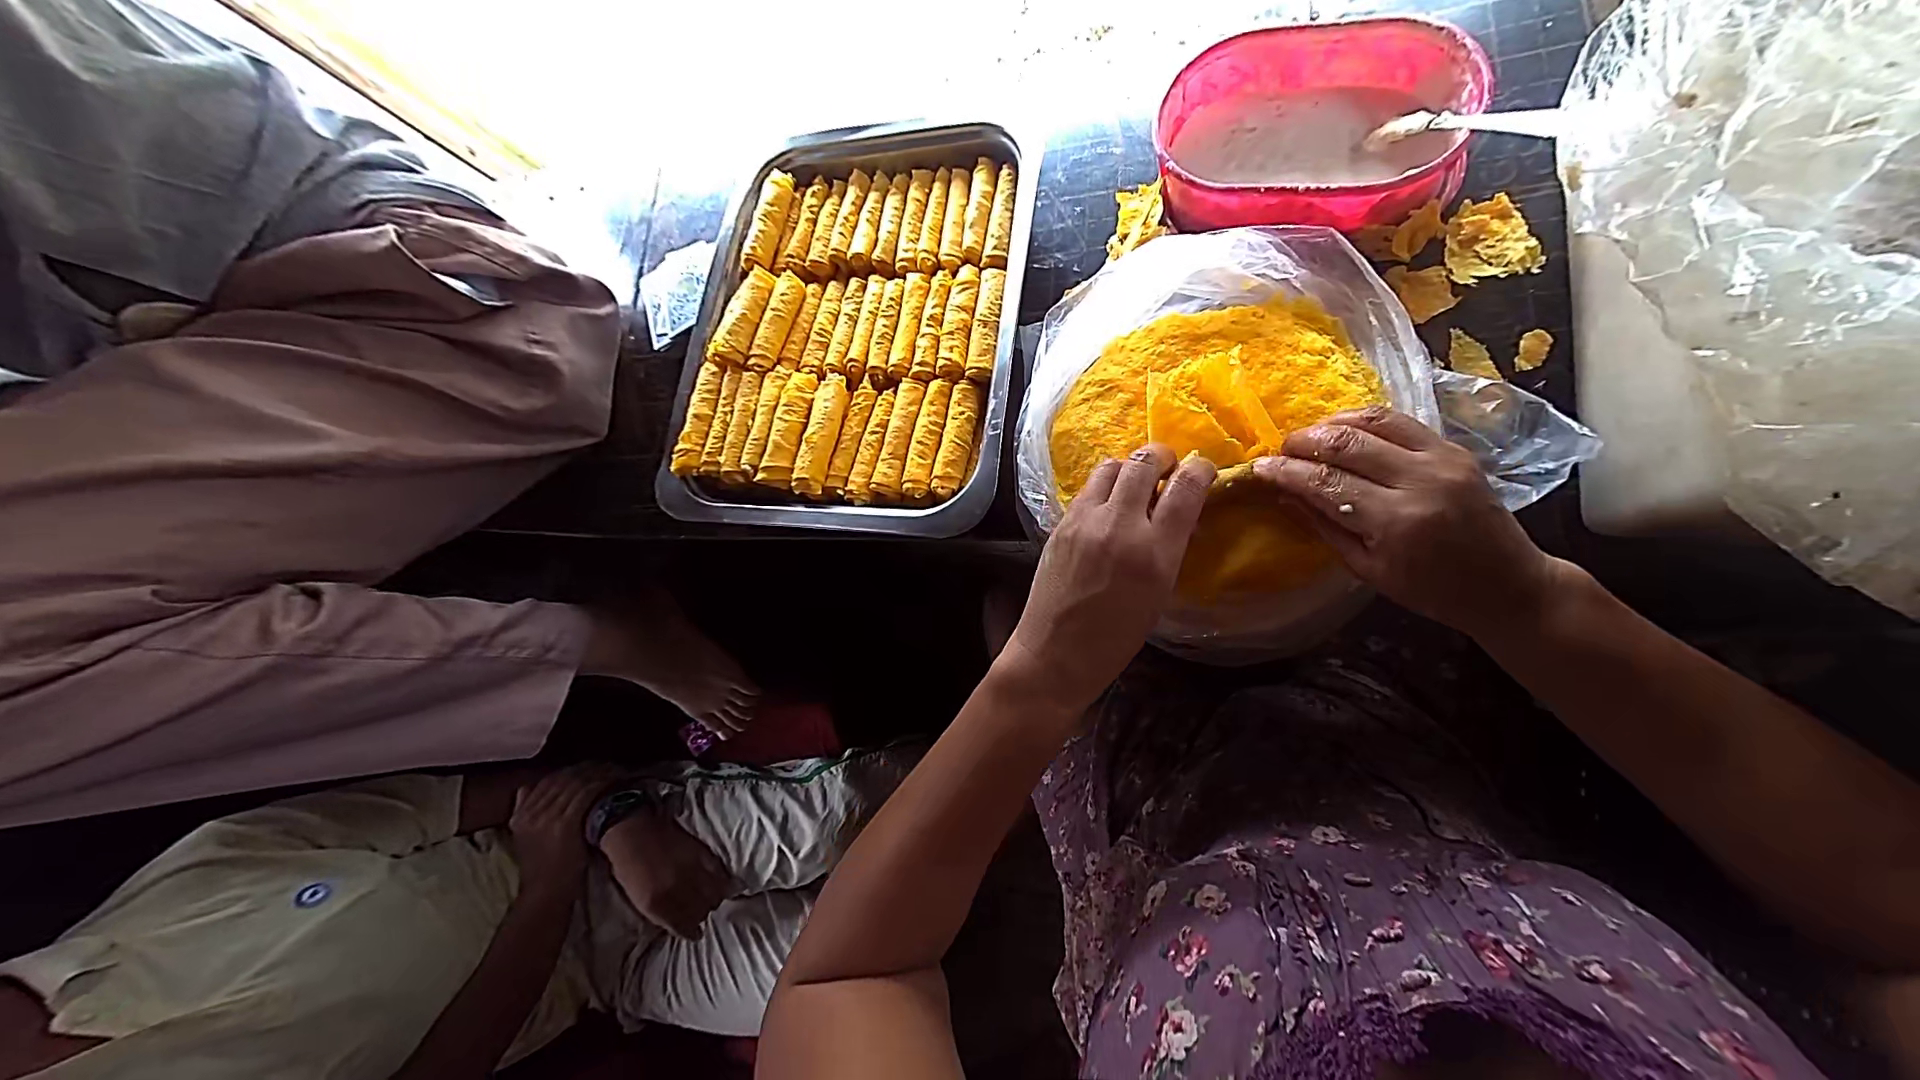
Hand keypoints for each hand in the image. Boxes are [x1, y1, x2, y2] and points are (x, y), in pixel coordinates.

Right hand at [509, 763, 621, 888]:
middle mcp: (533, 812)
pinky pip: (587, 793)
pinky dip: (602, 785)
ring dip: (600, 774)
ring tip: (616, 770)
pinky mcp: (565, 822)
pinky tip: (615, 782)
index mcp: (522, 814)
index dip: (572, 771)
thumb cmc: (542, 867)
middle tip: (609, 765)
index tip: (592, 767)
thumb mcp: (524, 836)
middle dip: (589, 769)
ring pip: (578, 783)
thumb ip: (524, 811)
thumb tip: (527, 787)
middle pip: (565, 778)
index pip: (549, 780)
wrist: (545, 893)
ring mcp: (548, 816)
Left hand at [600, 811, 731, 938]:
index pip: (683, 925)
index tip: (696, 933)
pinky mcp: (700, 853)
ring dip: (715, 899)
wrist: (633, 834)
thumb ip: (659, 912)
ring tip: (715, 901)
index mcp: (657, 903)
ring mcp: (690, 869)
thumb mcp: (638, 899)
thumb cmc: (629, 869)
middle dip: (703, 915)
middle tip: (704, 915)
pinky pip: (718, 871)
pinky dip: (723, 880)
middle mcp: (677, 889)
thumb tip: (678, 922)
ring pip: (713, 892)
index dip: (692, 931)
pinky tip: (727, 884)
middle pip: (701, 910)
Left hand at [1004, 444, 1215, 713]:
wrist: (1054, 653)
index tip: (1204, 469)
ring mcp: (1085, 521)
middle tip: (1169, 467)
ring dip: (1130, 467)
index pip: (1186, 487)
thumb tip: (1181, 516)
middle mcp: (1120, 526)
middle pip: (1145, 461)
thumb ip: (1170, 547)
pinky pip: (1087, 489)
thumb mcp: (1159, 593)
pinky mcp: (1061, 524)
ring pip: (1112, 466)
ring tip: (1136, 483)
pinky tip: (1108, 504)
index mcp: (1154, 552)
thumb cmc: (1115, 638)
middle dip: (1163, 456)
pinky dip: (1105, 487)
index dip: (1201, 469)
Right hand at [1251, 406, 1568, 640]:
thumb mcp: (1367, 569)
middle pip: (1346, 444)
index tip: (1260, 467)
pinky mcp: (1454, 448)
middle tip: (1280, 450)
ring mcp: (1443, 459)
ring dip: (1330, 424)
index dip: (1287, 472)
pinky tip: (1341, 429)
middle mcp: (1422, 481)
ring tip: (1306, 438)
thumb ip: (1324, 527)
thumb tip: (1284, 496)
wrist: (1507, 584)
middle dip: (1303, 442)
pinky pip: (1400, 421)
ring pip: (1373, 421)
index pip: (1327, 482)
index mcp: (1397, 521)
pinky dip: (1363, 420)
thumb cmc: (1430, 589)